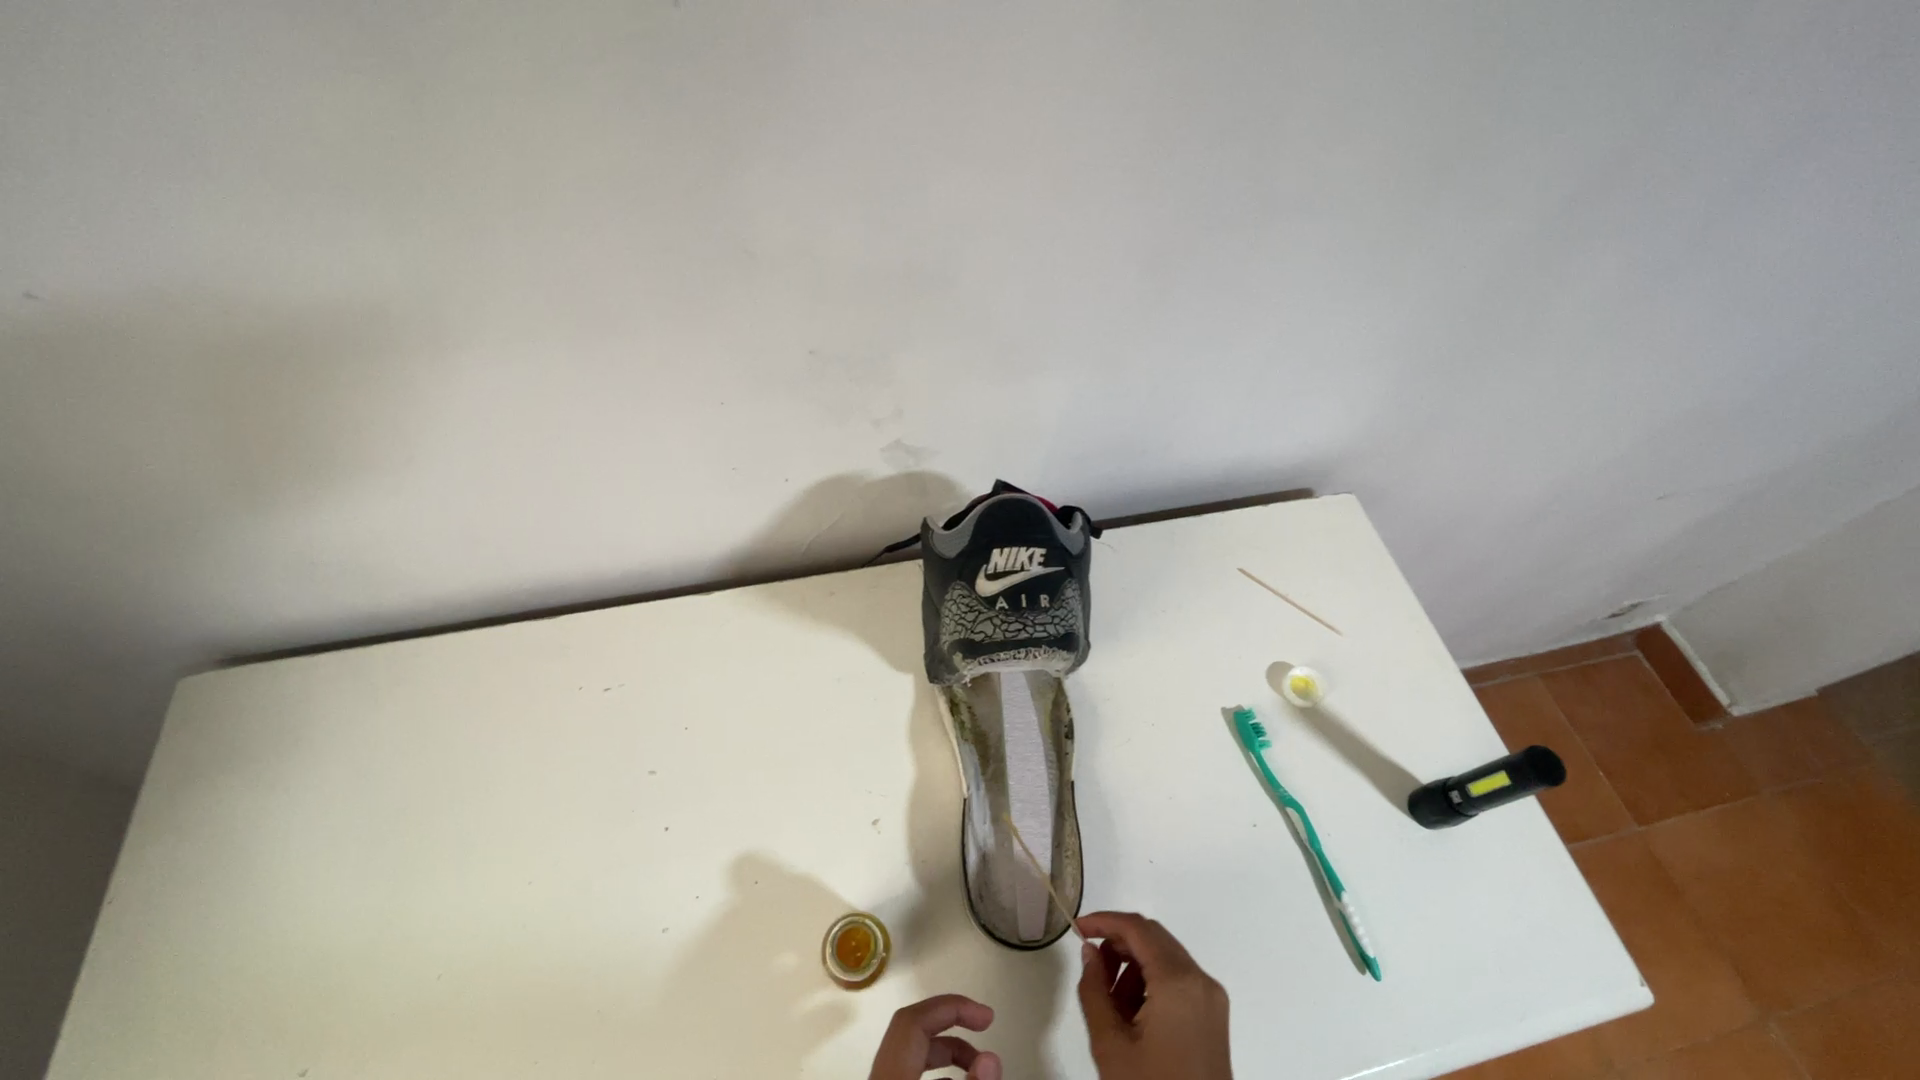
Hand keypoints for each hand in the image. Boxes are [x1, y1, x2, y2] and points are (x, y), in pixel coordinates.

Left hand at [867, 993, 1002, 1079]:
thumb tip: (991, 1058)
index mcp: (889, 1071)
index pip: (913, 1020)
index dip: (952, 1008)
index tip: (987, 1017)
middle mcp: (878, 1074)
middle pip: (912, 1033)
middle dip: (952, 1028)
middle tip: (986, 1030)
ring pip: (910, 1055)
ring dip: (947, 1053)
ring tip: (979, 1067)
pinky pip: (907, 1074)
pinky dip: (935, 1076)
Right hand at [1076, 911, 1231, 1079]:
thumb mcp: (1110, 1044)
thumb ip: (1094, 990)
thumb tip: (1090, 953)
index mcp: (1178, 981)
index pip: (1137, 928)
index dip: (1103, 921)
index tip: (1076, 929)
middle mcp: (1201, 980)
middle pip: (1153, 938)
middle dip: (1118, 946)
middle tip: (1091, 971)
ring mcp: (1212, 998)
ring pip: (1165, 958)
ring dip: (1134, 967)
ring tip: (1110, 1004)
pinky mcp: (1214, 1015)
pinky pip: (1178, 980)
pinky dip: (1151, 984)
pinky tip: (1132, 1016)